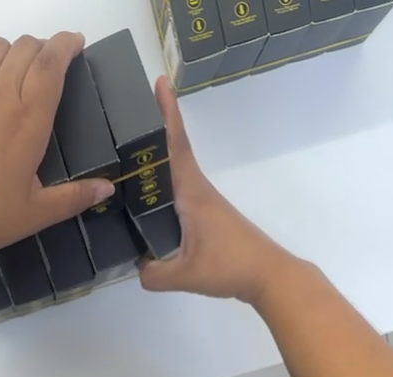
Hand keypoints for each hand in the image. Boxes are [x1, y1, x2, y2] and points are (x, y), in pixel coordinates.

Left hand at [0, 33, 115, 261]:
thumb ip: (74, 198)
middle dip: (41, 48)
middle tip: (47, 65)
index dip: (66, 45)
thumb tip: (108, 189)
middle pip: (25, 48)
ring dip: (7, 52)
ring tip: (11, 72)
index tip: (75, 44)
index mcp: (29, 120)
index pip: (52, 63)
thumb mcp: (37, 213)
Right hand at [138, 76, 302, 304]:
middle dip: (152, 132)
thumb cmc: (229, 267)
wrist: (267, 276)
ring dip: (156, 163)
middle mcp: (197, 192)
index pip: (176, 147)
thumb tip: (137, 267)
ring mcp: (204, 204)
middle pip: (172, 154)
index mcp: (191, 195)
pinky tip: (148, 203)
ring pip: (175, 175)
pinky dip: (162, 190)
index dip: (167, 114)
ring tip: (127, 158)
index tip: (160, 82)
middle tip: (125, 117)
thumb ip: (153, 274)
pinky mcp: (208, 218)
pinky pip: (179, 195)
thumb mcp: (184, 276)